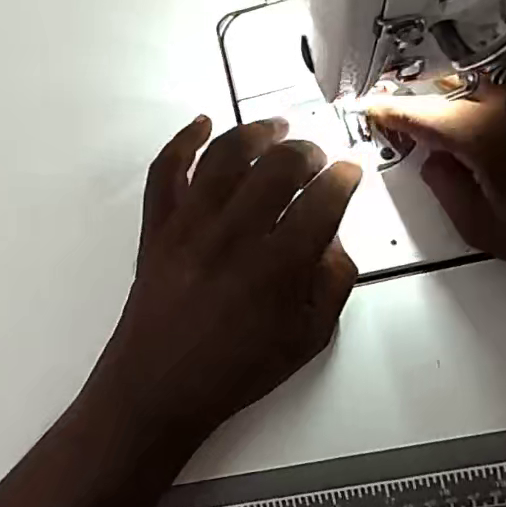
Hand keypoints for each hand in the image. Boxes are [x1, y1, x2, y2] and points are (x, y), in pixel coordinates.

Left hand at [86, 117, 363, 442]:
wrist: (159, 383)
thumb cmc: (236, 368)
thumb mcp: (307, 339)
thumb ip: (333, 283)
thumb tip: (334, 236)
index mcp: (277, 266)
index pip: (322, 201)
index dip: (343, 178)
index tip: (349, 172)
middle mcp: (233, 234)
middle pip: (277, 167)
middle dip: (305, 152)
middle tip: (314, 156)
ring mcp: (189, 223)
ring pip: (224, 155)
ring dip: (254, 132)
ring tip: (275, 127)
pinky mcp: (156, 224)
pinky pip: (166, 169)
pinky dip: (182, 140)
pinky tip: (201, 124)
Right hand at [366, 83, 505, 307]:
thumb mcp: (490, 230)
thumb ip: (445, 188)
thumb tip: (434, 163)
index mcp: (481, 131)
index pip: (413, 111)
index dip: (384, 112)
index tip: (370, 112)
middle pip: (447, 86)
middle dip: (425, 106)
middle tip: (418, 133)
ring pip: (487, 81)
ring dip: (465, 102)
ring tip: (470, 140)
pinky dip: (505, 100)